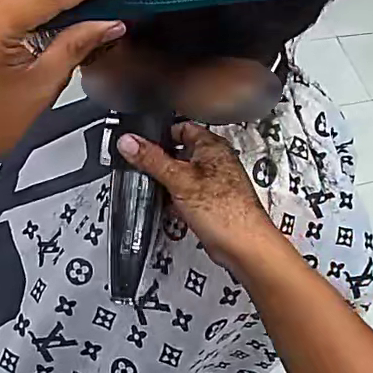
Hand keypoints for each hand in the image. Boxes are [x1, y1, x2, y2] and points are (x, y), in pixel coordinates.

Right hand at [117, 123, 287, 270]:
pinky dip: (177, 200)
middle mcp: (216, 162)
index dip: (161, 132)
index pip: (182, 127)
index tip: (141, 140)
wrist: (243, 244)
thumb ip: (152, 159)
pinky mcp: (212, 204)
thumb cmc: (226, 210)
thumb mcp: (179, 179)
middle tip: (143, 166)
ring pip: (184, 175)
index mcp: (212, 146)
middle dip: (162, 161)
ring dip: (169, 183)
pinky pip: (188, 195)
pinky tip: (170, 207)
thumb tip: (129, 142)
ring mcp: (215, 184)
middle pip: (181, 152)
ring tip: (156, 189)